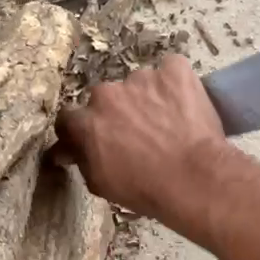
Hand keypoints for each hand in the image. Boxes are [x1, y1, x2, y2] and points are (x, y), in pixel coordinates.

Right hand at [54, 54, 231, 219]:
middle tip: (135, 132)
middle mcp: (107, 94)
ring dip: (146, 99)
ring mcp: (142, 78)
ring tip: (166, 122)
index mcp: (86, 122)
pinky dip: (175, 85)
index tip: (92, 137)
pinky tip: (184, 106)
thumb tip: (65, 151)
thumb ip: (81, 160)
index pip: (69, 116)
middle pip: (105, 98)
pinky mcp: (174, 70)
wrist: (194, 178)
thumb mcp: (100, 183)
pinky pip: (170, 71)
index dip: (81, 127)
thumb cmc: (144, 189)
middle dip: (115, 112)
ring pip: (138, 85)